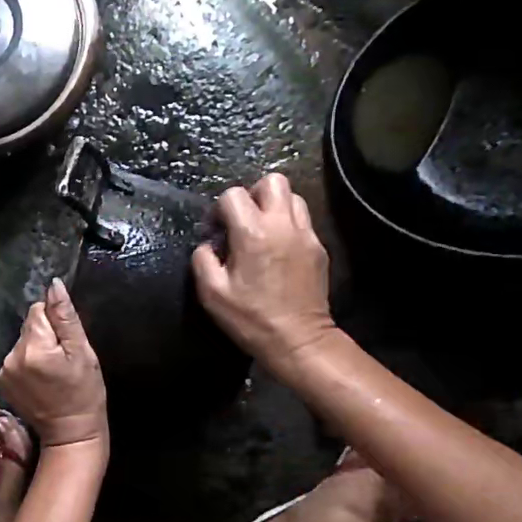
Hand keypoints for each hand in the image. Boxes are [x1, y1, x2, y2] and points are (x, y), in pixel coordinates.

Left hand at [0, 278, 107, 448]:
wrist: (70, 433)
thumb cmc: (84, 392)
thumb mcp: (82, 352)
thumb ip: (65, 317)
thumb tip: (54, 285)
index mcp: (33, 347)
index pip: (38, 311)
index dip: (55, 322)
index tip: (66, 342)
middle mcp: (12, 356)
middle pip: (28, 326)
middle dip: (45, 335)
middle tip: (63, 359)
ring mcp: (4, 371)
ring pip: (23, 341)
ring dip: (36, 349)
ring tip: (53, 371)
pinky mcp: (2, 381)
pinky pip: (16, 358)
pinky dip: (28, 363)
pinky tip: (41, 379)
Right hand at [191, 173, 337, 373]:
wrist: (298, 340)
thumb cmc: (251, 318)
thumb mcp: (211, 293)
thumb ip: (202, 260)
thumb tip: (208, 246)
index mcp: (253, 233)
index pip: (233, 195)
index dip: (219, 209)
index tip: (216, 232)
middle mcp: (282, 225)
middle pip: (272, 181)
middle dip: (253, 194)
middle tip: (242, 220)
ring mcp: (306, 235)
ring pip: (292, 197)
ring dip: (273, 206)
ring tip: (261, 231)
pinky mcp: (318, 248)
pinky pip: (302, 220)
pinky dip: (287, 225)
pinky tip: (277, 250)